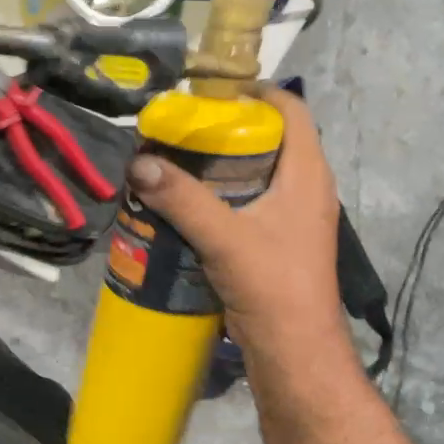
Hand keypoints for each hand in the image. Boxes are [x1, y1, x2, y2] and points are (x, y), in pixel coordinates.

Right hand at [127, 85, 346, 355]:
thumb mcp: (223, 237)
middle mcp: (303, 189)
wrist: (293, 349)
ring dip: (212, 170)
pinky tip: (179, 210)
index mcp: (306, 175)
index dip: (254, 94)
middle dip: (220, 133)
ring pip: (250, 177)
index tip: (206, 94)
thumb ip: (181, 199)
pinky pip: (242, 206)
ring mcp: (288, 219)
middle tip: (174, 133)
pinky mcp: (272, 243)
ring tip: (169, 168)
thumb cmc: (272, 284)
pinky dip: (213, 200)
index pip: (290, 111)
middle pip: (265, 142)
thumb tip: (137, 163)